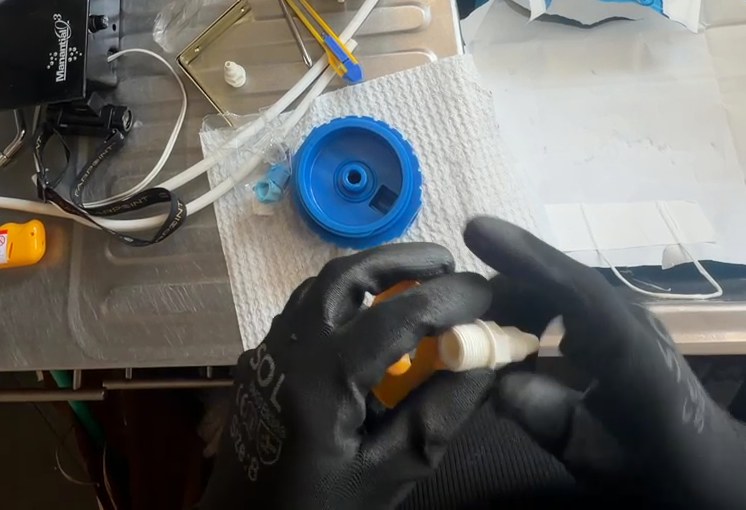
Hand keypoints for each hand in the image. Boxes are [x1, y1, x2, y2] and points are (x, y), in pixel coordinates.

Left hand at [202, 243, 493, 509]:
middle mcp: (291, 344)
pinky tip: (365, 315)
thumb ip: (437, 416)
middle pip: (347, 275)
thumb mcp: (388, 475)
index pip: (399, 316)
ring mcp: (268, 344)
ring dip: (367, 274)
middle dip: (400, 260)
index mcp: (326, 376)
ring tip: (412, 280)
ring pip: (319, 285)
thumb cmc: (320, 509)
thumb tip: (485, 362)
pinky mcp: (258, 354)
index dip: (449, 298)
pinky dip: (340, 297)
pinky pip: (303, 308)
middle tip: (445, 262)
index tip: (486, 292)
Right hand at [464, 216, 745, 509]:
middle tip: (459, 308)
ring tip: (483, 330)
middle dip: (504, 284)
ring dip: (516, 299)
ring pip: (557, 286)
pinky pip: (565, 301)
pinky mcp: (615, 323)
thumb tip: (489, 378)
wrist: (718, 476)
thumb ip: (540, 414)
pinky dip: (532, 311)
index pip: (576, 288)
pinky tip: (514, 339)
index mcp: (630, 353)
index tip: (475, 229)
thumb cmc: (659, 470)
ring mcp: (624, 317)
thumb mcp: (593, 456)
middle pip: (557, 280)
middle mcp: (628, 320)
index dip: (525, 255)